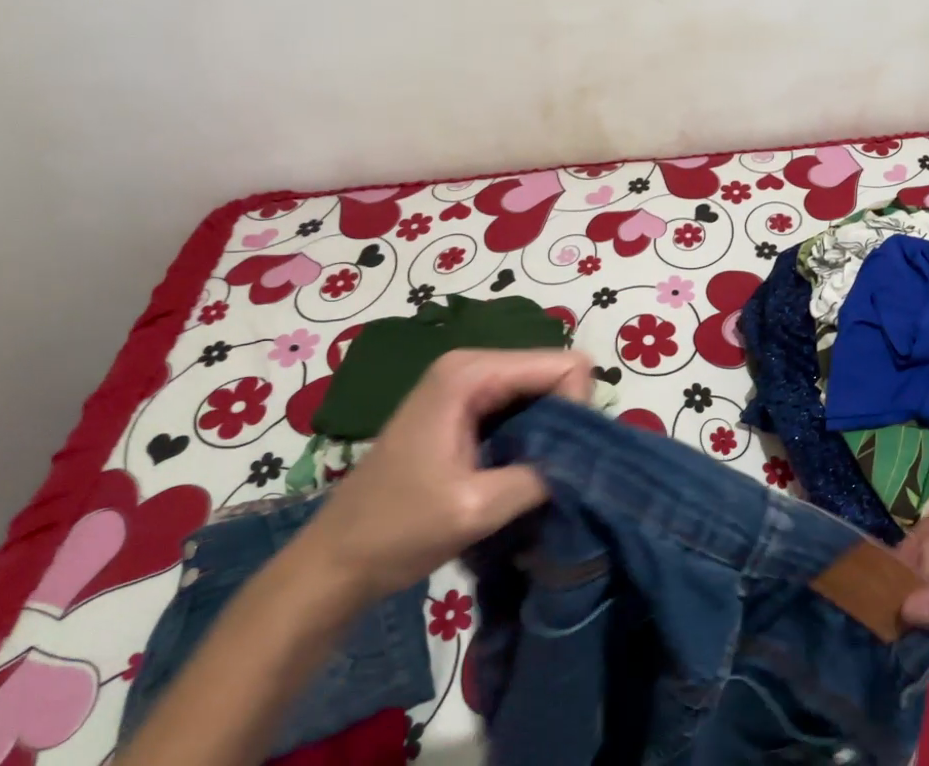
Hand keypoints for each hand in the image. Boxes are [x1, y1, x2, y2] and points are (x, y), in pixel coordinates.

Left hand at [294, 348, 591, 601]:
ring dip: (552, 434)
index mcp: (470, 374)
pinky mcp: (464, 409)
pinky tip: (523, 474)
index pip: (565, 366)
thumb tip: (593, 461)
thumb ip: (543, 474)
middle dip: (567, 421)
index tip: (562, 461)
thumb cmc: (397, 531)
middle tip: (554, 475)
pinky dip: (533, 438)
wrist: (334, 562)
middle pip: (555, 374)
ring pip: (543, 393)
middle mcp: (470, 365)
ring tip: (540, 478)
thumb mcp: (479, 508)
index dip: (577, 411)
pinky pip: (522, 408)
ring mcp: (466, 386)